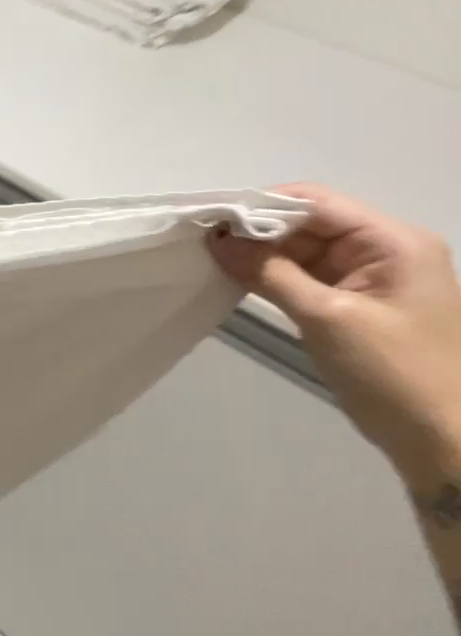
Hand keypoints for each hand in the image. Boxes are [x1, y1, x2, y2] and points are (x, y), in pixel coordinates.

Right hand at [210, 183, 460, 480]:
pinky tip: (231, 278)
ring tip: (206, 259)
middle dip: (253, 229)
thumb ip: (270, 272)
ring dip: (255, 253)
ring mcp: (366, 277)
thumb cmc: (394, 370)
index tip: (208, 220)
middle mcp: (382, 250)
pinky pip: (300, 274)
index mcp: (393, 243)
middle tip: (198, 243)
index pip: (316, 202)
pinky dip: (266, 274)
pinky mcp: (349, 302)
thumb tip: (219, 238)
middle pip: (306, 222)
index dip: (261, 205)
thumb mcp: (326, 316)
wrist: (439, 433)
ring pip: (298, 248)